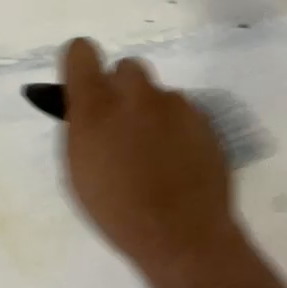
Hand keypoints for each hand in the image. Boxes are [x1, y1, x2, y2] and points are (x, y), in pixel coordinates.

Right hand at [58, 38, 239, 274]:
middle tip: (125, 132)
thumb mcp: (80, 174)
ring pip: (160, 96)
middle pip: (127, 69)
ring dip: (154, 115)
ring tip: (158, 158)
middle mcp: (137, 94)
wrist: (184, 236)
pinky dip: (180, 133)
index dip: (82, 67)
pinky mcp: (206, 120)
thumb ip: (82, 130)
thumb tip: (85, 108)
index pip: (81, 51)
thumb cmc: (120, 214)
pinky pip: (186, 116)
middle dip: (123, 92)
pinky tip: (180, 166)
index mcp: (97, 107)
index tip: (86, 89)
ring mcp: (177, 105)